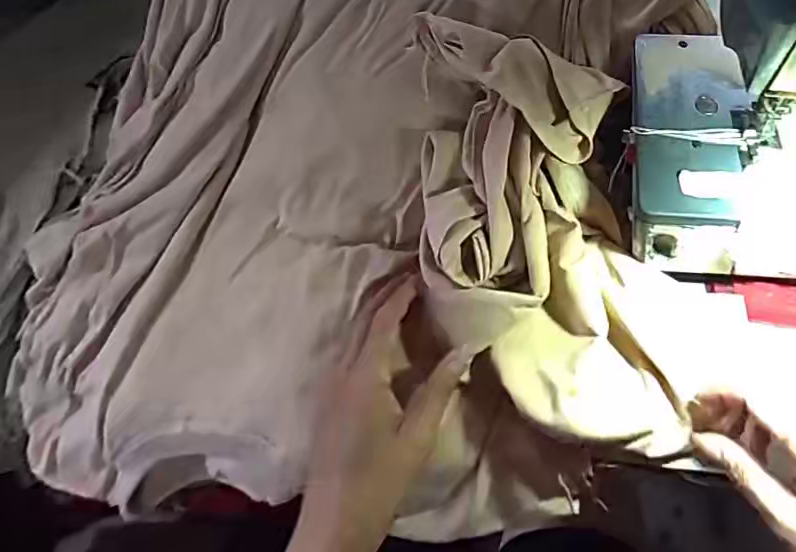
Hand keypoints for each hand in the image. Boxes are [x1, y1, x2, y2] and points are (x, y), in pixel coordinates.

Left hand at [290, 275, 477, 551]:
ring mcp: (331, 382)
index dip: (403, 290)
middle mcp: (342, 369)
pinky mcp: (330, 395)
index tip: (425, 269)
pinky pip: (350, 345)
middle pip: (364, 315)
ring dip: (378, 305)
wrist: (332, 527)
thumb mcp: (417, 437)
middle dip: (388, 287)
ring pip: (354, 328)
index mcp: (363, 374)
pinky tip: (389, 332)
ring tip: (407, 291)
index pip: (383, 317)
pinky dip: (370, 326)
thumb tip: (465, 348)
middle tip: (417, 269)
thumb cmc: (378, 481)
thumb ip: (439, 389)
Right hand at [689, 390, 795, 551]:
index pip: (751, 390)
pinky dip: (760, 410)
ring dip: (739, 403)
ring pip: (768, 385)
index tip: (690, 406)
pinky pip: (784, 398)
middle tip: (700, 422)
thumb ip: (742, 473)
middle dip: (723, 396)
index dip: (715, 391)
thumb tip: (700, 440)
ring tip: (722, 434)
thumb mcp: (786, 518)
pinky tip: (752, 438)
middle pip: (757, 380)